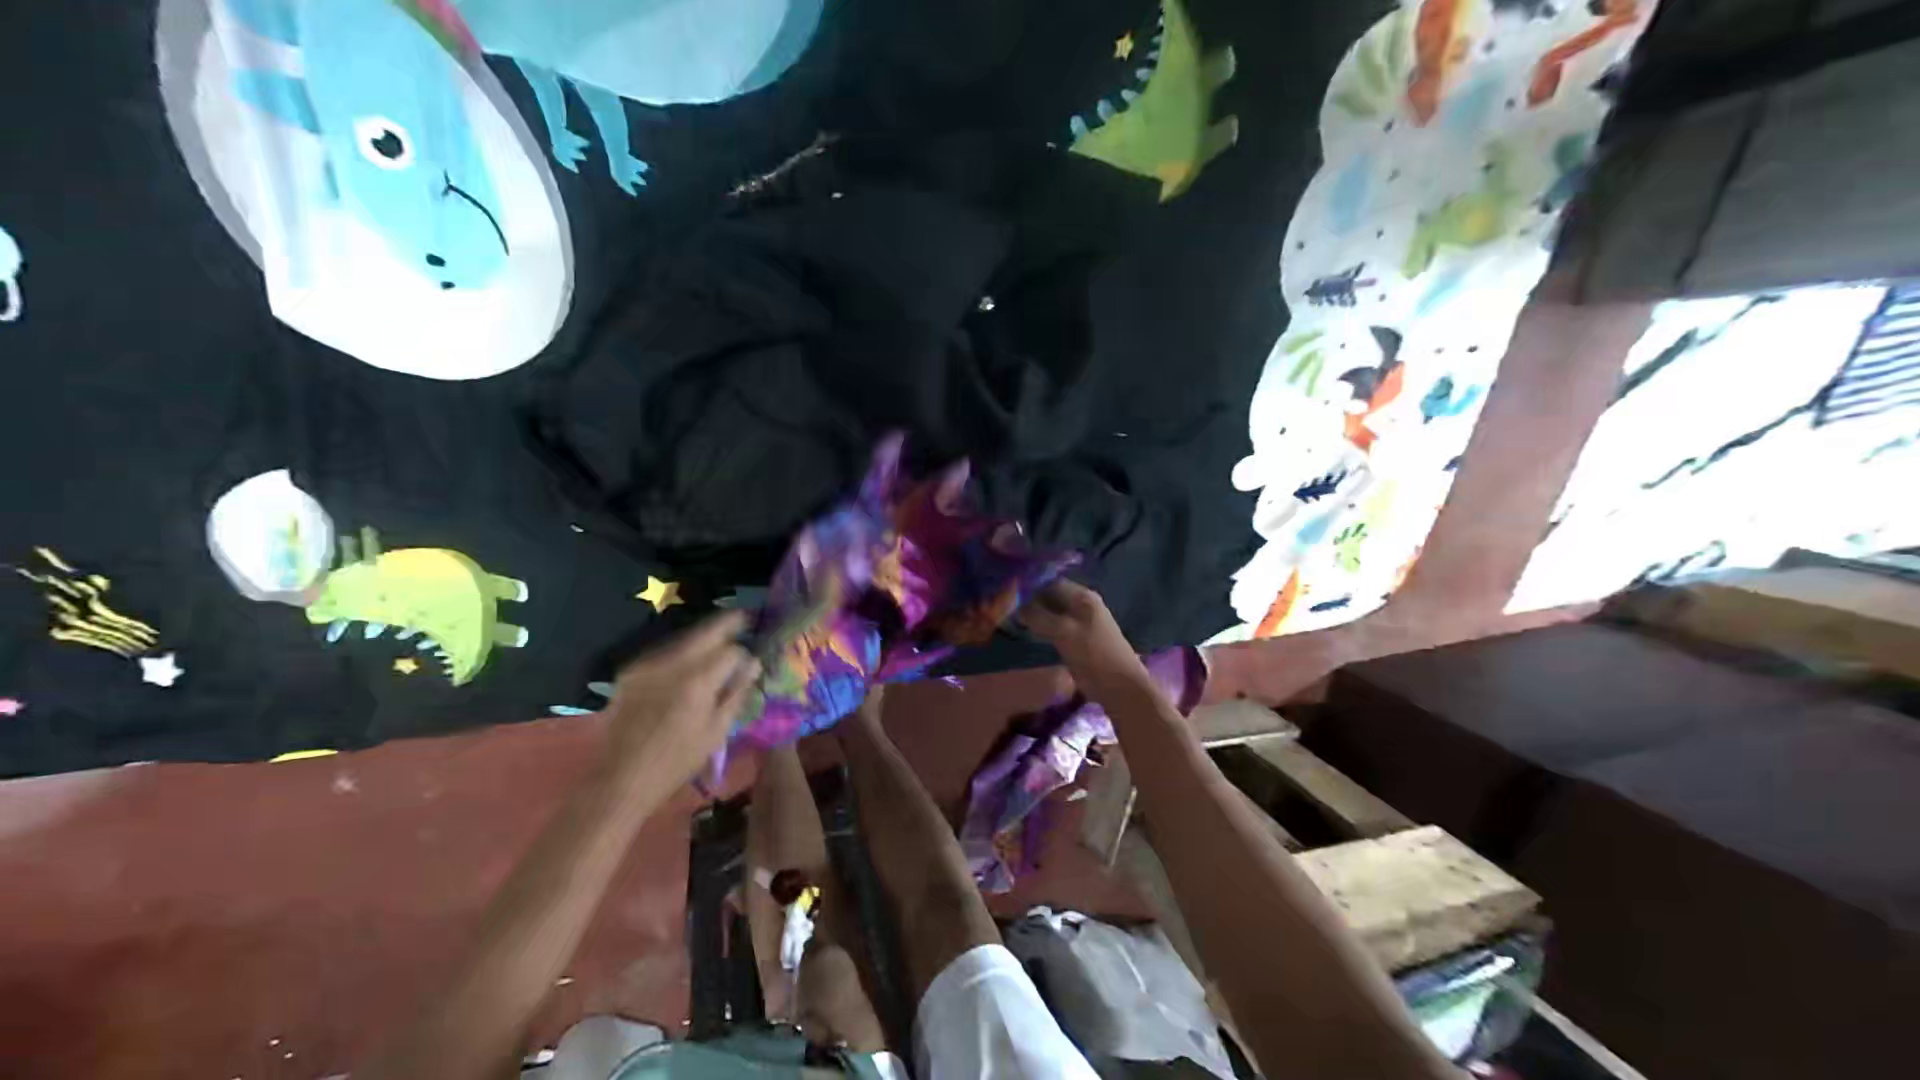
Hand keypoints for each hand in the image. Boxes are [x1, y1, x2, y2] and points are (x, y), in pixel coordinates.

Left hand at [604, 612, 760, 783]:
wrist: (619, 779)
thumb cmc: (676, 762)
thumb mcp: (716, 732)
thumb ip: (736, 693)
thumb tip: (753, 665)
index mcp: (697, 681)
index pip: (731, 650)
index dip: (744, 652)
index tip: (752, 654)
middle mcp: (671, 664)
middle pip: (705, 633)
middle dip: (725, 625)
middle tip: (742, 619)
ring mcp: (647, 666)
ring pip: (683, 641)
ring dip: (702, 640)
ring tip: (716, 644)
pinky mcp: (630, 674)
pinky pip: (664, 655)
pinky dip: (681, 655)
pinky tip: (686, 667)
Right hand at [1019, 581, 1148, 696]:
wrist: (1118, 685)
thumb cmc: (1093, 653)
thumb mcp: (1063, 631)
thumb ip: (1039, 616)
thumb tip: (1017, 605)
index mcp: (1082, 596)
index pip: (1050, 582)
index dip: (1030, 585)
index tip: (1007, 591)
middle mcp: (1080, 604)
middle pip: (1050, 596)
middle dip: (1029, 600)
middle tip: (1004, 605)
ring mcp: (1078, 622)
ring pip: (1050, 612)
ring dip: (1033, 614)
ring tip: (1010, 616)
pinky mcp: (1075, 638)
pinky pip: (1053, 626)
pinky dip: (1039, 626)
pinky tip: (1025, 629)